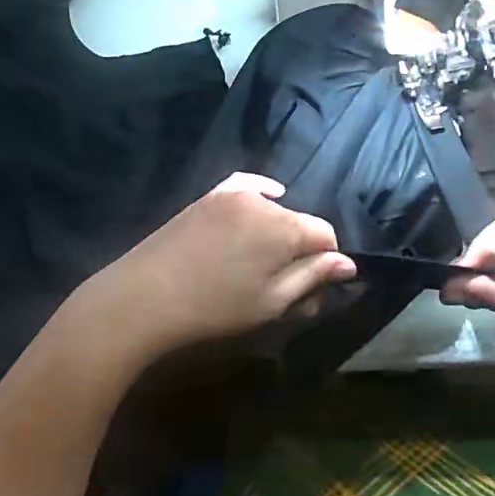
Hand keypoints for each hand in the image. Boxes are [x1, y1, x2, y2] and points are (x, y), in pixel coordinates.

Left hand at [89, 173, 354, 358]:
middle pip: (298, 222)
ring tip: (258, 264)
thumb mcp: (272, 301)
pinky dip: (261, 196)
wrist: (147, 294)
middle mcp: (263, 201)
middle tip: (283, 287)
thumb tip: (347, 264)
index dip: (326, 262)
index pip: (325, 235)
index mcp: (284, 228)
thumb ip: (312, 277)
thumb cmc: (215, 307)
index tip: (312, 288)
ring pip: (273, 210)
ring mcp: (233, 193)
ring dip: (276, 232)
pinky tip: (267, 199)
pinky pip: (247, 188)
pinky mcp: (210, 195)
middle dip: (299, 250)